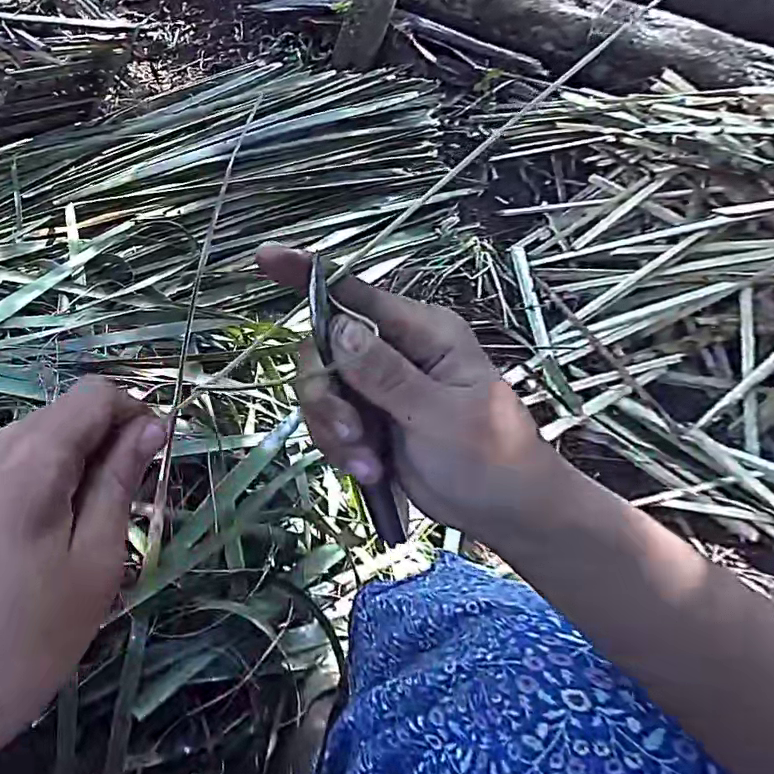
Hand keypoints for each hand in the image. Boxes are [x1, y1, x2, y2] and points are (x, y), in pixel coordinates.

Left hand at [0, 377, 163, 773]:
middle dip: (109, 442)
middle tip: (130, 506)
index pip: (94, 394)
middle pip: (69, 413)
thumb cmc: (29, 637)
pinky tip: (57, 531)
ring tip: (93, 528)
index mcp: (28, 452)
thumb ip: (121, 479)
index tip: (157, 459)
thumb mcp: (95, 558)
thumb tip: (150, 425)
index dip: (135, 414)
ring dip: (82, 462)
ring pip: (46, 435)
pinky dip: (52, 476)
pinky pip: (20, 459)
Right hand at [256, 245, 562, 534]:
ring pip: (318, 387)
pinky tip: (370, 470)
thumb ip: (386, 373)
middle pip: (321, 348)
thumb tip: (337, 327)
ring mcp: (374, 383)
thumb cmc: (494, 459)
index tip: (266, 258)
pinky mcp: (364, 415)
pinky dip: (338, 446)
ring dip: (333, 428)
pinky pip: (325, 418)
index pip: (354, 292)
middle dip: (325, 395)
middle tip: (352, 433)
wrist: (507, 515)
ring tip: (368, 462)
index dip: (306, 273)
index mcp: (421, 331)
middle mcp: (391, 347)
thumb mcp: (442, 416)